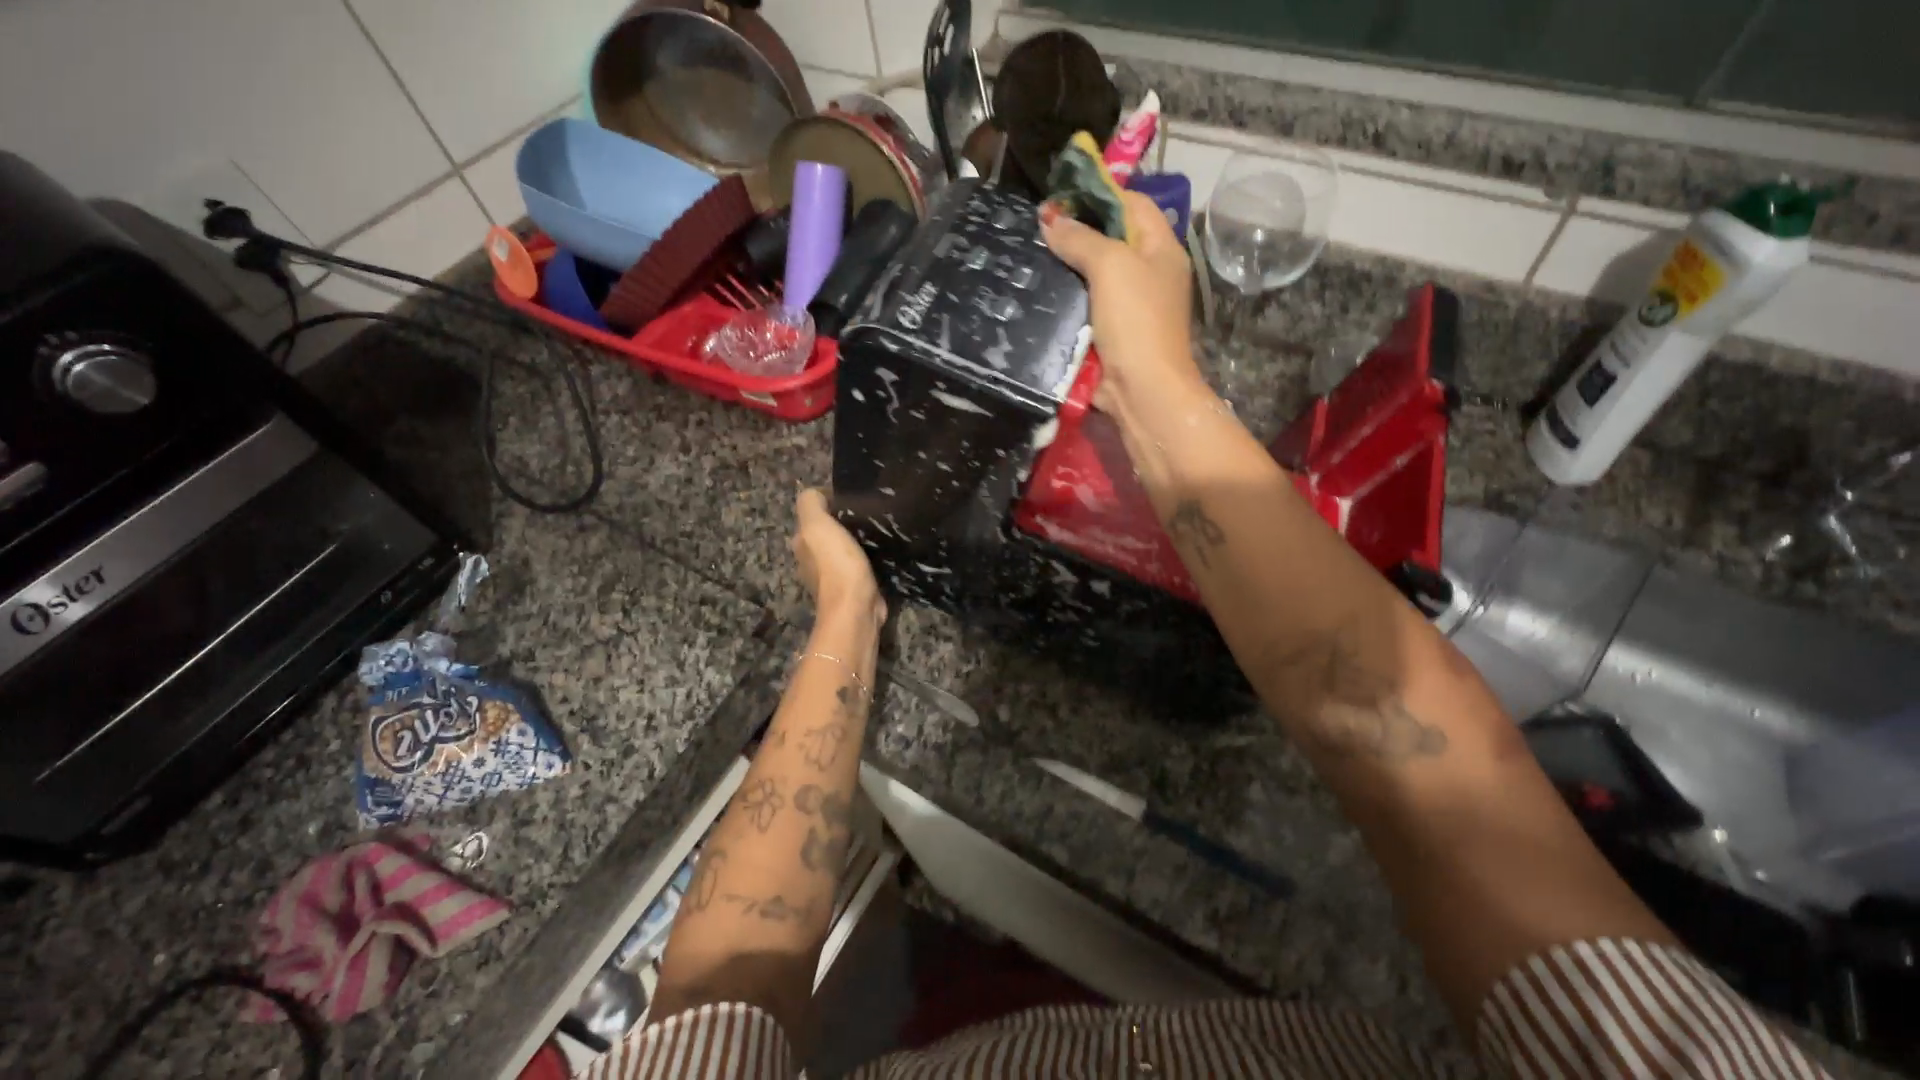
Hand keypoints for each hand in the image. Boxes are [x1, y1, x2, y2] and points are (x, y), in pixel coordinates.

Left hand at [791, 488, 883, 623]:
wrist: (855, 607)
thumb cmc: (835, 563)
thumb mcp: (816, 523)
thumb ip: (811, 503)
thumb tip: (820, 494)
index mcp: (801, 542)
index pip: (813, 514)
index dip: (831, 502)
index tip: (853, 499)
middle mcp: (812, 559)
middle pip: (829, 531)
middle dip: (845, 521)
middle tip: (869, 513)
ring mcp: (833, 576)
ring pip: (845, 547)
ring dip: (858, 539)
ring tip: (879, 529)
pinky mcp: (854, 587)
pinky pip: (860, 564)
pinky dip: (869, 557)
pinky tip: (882, 550)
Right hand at [1040, 191, 1203, 408]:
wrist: (1142, 390)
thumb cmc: (1135, 320)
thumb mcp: (1110, 266)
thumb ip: (1080, 237)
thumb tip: (1049, 219)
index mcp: (1162, 249)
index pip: (1133, 204)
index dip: (1099, 194)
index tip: (1060, 196)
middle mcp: (1150, 272)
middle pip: (1112, 237)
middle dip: (1077, 230)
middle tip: (1038, 225)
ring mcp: (1131, 305)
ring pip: (1094, 273)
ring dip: (1067, 265)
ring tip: (1032, 252)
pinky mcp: (1111, 332)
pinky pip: (1086, 304)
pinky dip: (1066, 296)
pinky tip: (1040, 289)